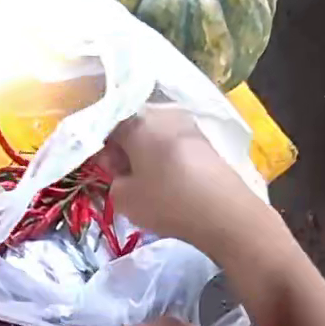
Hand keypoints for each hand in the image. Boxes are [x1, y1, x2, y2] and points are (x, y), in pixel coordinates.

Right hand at [103, 109, 277, 255]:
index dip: (101, 149)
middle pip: (133, 126)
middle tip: (126, 180)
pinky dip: (167, 160)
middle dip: (125, 150)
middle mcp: (163, 112)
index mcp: (137, 119)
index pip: (107, 125)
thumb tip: (123, 175)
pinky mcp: (205, 141)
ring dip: (147, 156)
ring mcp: (188, 124)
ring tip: (150, 185)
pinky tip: (171, 184)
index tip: (106, 173)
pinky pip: (174, 146)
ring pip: (155, 136)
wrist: (223, 212)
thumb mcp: (123, 199)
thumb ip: (113, 182)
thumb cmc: (167, 201)